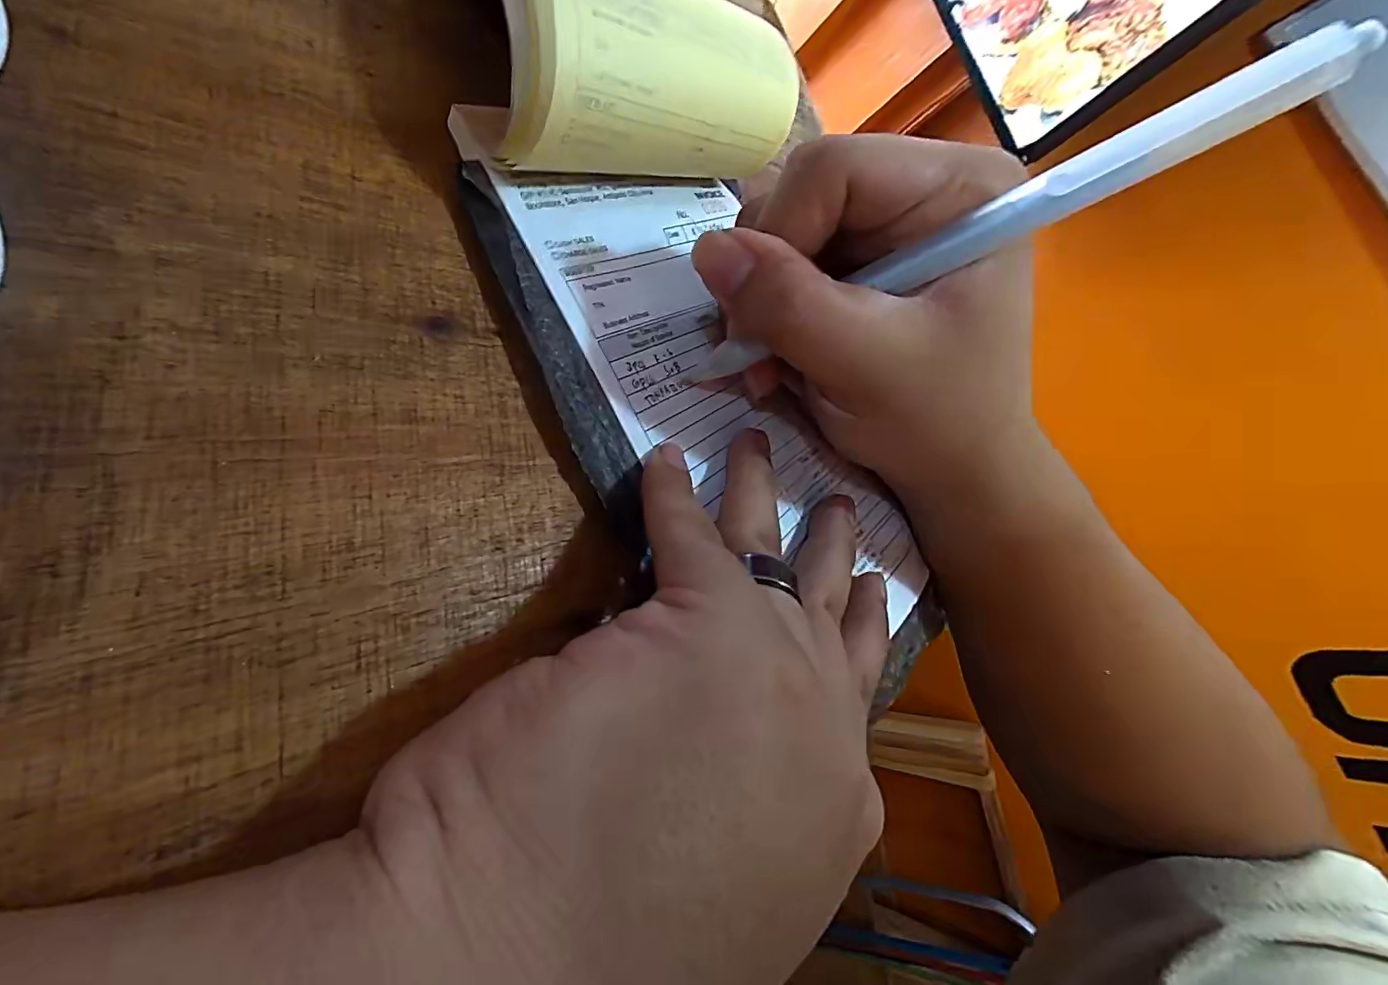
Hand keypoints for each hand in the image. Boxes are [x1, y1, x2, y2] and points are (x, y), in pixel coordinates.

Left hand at [355, 433, 889, 984]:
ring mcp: (770, 659)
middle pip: (834, 606)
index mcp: (834, 795)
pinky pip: (690, 529)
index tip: (867, 596)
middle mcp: (822, 719)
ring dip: (766, 494)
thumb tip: (727, 733)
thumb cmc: (616, 935)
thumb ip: (752, 788)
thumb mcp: (731, 864)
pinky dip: (674, 491)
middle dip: (837, 548)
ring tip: (763, 454)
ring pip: (780, 551)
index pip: (860, 688)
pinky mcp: (696, 612)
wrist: (520, 957)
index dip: (860, 632)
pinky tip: (665, 461)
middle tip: (842, 507)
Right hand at [691, 135, 1035, 505]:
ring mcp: (889, 222)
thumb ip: (787, 304)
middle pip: (799, 194)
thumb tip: (708, 248)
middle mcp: (924, 186)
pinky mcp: (862, 256)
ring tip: (772, 365)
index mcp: (960, 187)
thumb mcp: (861, 365)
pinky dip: (768, 313)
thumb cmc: (935, 422)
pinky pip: (784, 262)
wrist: (956, 469)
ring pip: (781, 229)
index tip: (768, 321)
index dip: (780, 238)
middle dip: (766, 279)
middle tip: (761, 354)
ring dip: (760, 302)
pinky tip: (780, 357)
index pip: (831, 169)